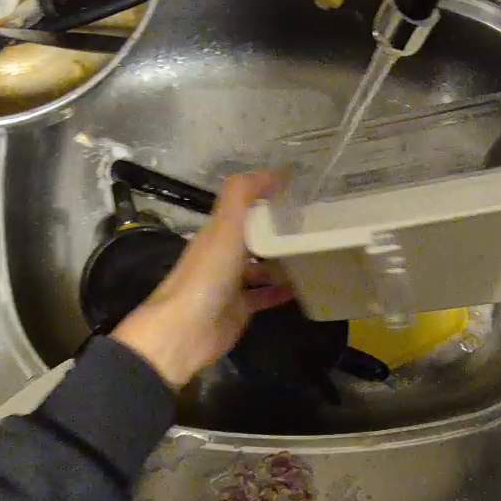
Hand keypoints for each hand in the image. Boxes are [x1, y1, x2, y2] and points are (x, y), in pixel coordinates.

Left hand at [111, 172, 296, 388]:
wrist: (186, 329)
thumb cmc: (207, 274)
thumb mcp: (225, 225)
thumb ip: (244, 194)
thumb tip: (277, 171)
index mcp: (218, 231)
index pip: (245, 205)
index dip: (268, 195)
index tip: (300, 191)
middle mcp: (223, 254)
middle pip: (254, 237)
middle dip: (279, 230)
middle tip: (314, 225)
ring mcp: (231, 284)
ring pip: (261, 268)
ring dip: (282, 262)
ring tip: (313, 254)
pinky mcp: (239, 310)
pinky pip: (264, 297)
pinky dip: (281, 291)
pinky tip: (303, 288)